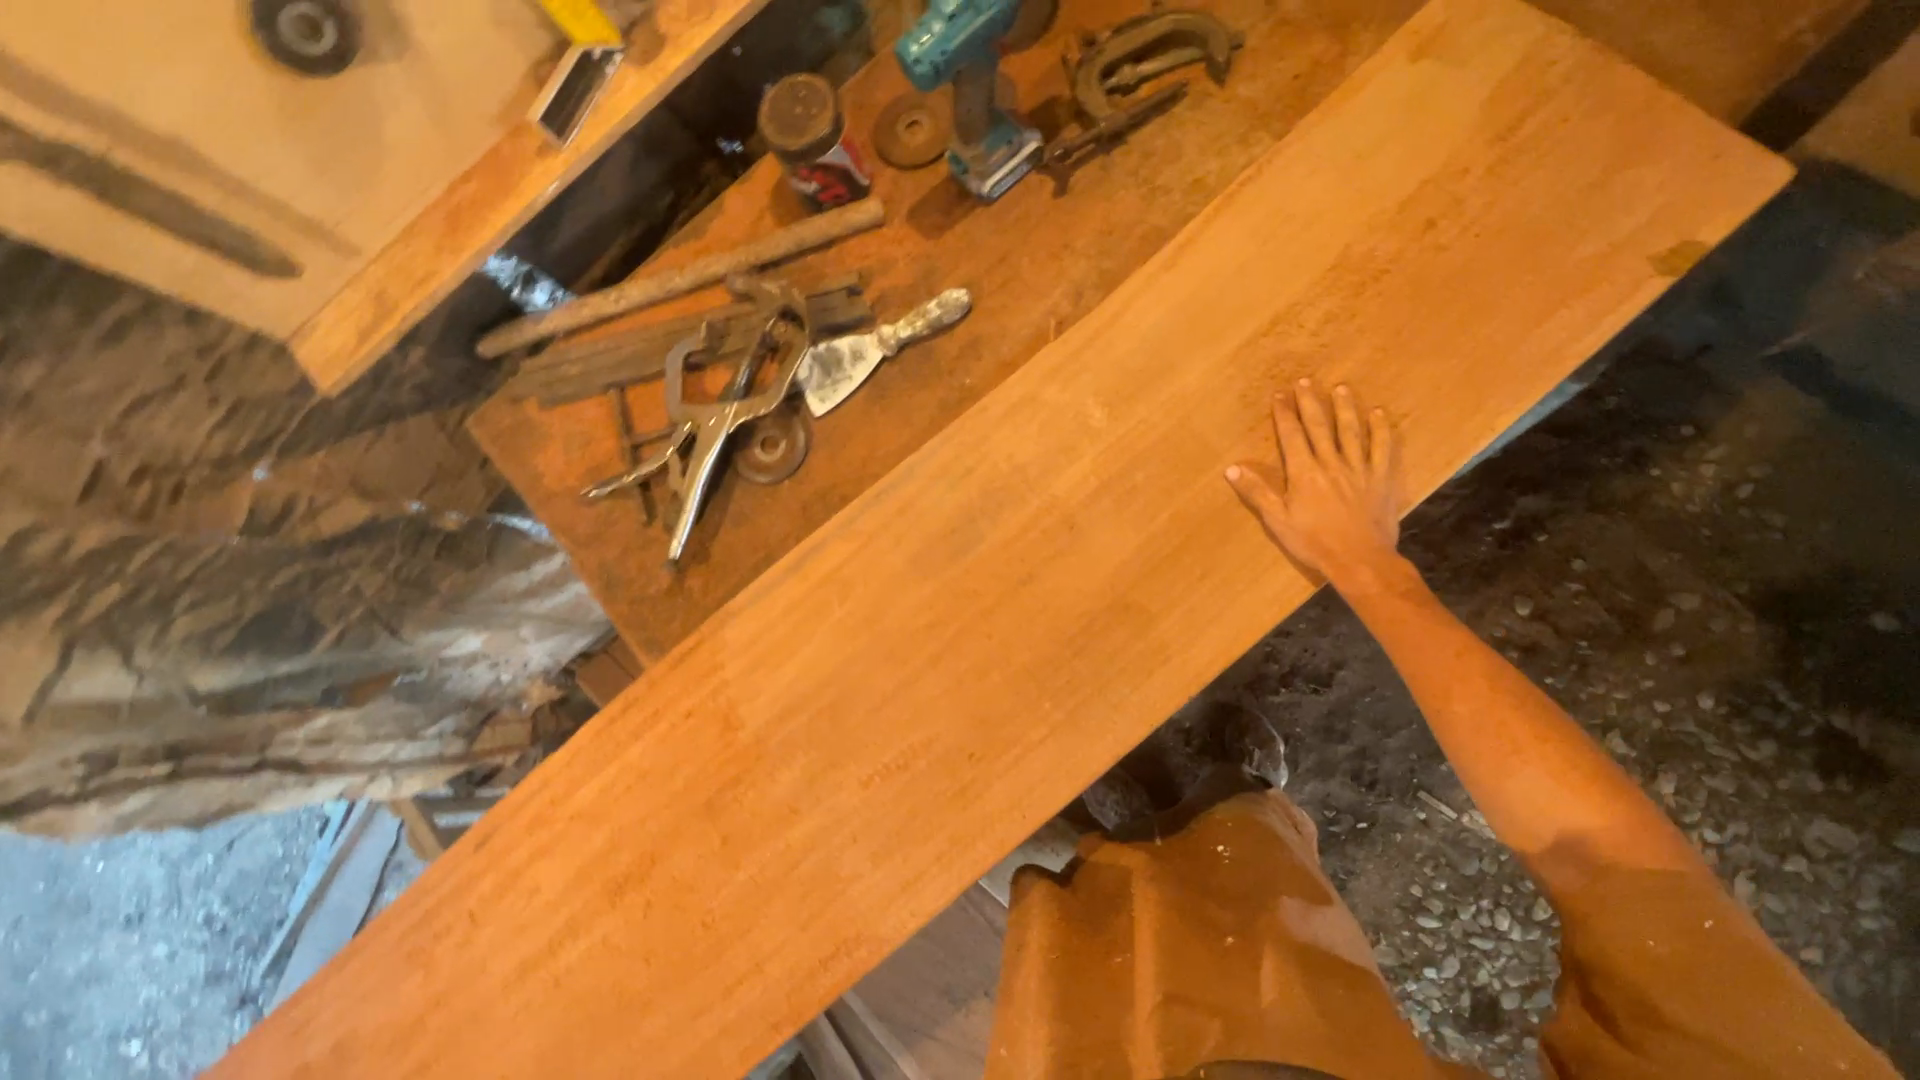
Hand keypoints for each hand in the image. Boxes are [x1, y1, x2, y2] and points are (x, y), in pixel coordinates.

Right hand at [1225, 379, 1403, 589]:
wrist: (1359, 559)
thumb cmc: (1313, 542)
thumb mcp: (1277, 520)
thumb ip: (1256, 492)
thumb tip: (1231, 469)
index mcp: (1303, 472)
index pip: (1292, 435)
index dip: (1284, 413)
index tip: (1280, 395)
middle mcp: (1330, 463)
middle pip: (1319, 426)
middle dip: (1310, 402)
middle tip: (1305, 382)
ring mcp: (1358, 468)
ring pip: (1351, 430)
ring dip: (1345, 407)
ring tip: (1341, 388)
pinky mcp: (1380, 478)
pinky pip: (1382, 448)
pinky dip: (1381, 430)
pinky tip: (1378, 414)